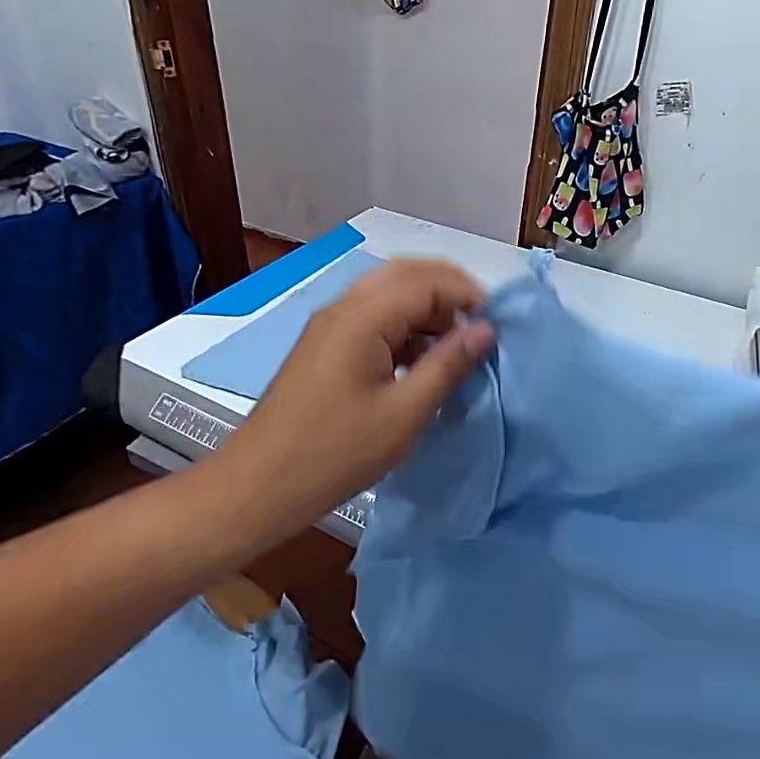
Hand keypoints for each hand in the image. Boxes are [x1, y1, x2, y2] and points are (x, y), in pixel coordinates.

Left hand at [217, 259, 494, 524]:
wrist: (261, 483)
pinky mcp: (323, 344)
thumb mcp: (404, 413)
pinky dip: (402, 326)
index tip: (498, 326)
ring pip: (387, 293)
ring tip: (453, 348)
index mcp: (362, 316)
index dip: (468, 296)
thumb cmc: (336, 453)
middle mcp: (343, 307)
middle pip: (406, 274)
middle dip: (447, 293)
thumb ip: (448, 365)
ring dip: (425, 309)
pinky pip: (371, 316)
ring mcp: (329, 324)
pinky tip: (419, 360)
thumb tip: (485, 330)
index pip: (427, 281)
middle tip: (479, 328)